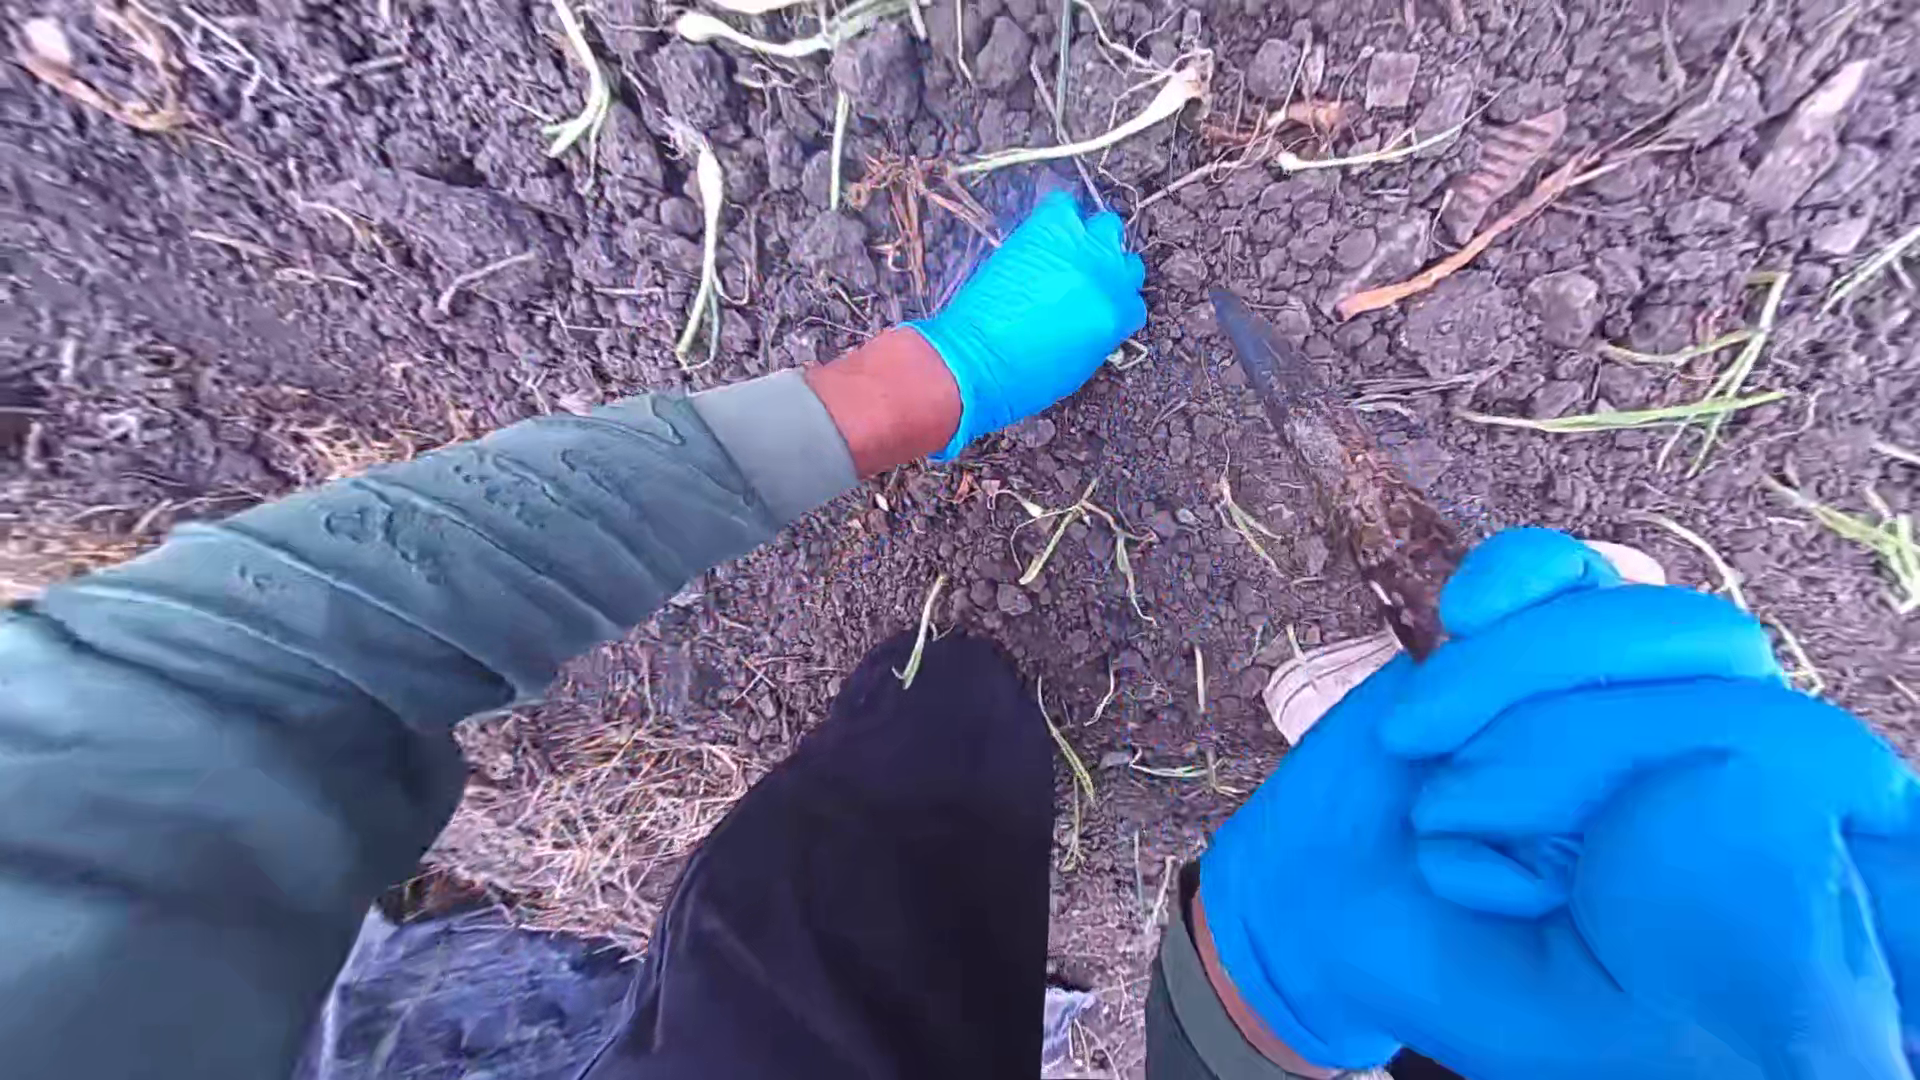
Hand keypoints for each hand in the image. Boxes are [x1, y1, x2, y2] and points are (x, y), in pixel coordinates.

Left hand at [907, 190, 1145, 459]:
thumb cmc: (1020, 379)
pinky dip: (1057, 217)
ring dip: (1089, 240)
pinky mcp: (1046, 231)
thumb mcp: (1074, 371)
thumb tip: (1094, 324)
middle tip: (1083, 282)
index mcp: (1116, 319)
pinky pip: (1063, 206)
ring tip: (1066, 256)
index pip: (1134, 304)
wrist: (977, 363)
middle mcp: (1107, 280)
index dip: (1115, 306)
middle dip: (1108, 273)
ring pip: (1105, 227)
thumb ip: (1095, 339)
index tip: (1099, 308)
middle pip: (1127, 263)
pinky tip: (1042, 238)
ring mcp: (1079, 251)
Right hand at [1197, 528, 1903, 1078]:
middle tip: (1444, 815)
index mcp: (1848, 892)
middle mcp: (1762, 772)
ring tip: (1416, 742)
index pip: (1827, 789)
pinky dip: (1512, 575)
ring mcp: (1639, 688)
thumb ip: (1745, 970)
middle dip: (1544, 757)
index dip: (1664, 834)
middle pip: (1725, 696)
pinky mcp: (1530, 637)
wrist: (1336, 894)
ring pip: (1641, 617)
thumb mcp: (1628, 1044)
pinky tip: (1461, 614)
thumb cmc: (1478, 980)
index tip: (1528, 891)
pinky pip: (1563, 561)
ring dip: (1493, 681)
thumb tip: (1726, 775)